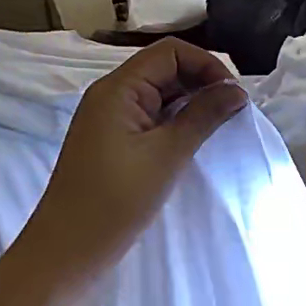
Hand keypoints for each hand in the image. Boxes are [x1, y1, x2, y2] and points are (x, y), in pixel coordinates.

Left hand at [0, 38, 247, 305]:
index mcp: (118, 89)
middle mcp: (113, 95)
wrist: (67, 253)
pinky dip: (181, 120)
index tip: (234, 96)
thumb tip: (238, 91)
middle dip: (205, 81)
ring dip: (195, 101)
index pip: (171, 52)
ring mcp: (113, 119)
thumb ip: (204, 115)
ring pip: (163, 92)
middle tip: (234, 111)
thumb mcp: (167, 154)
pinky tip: (199, 138)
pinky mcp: (117, 141)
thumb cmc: (116, 200)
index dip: (207, 65)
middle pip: (167, 68)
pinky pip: (155, 115)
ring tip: (222, 124)